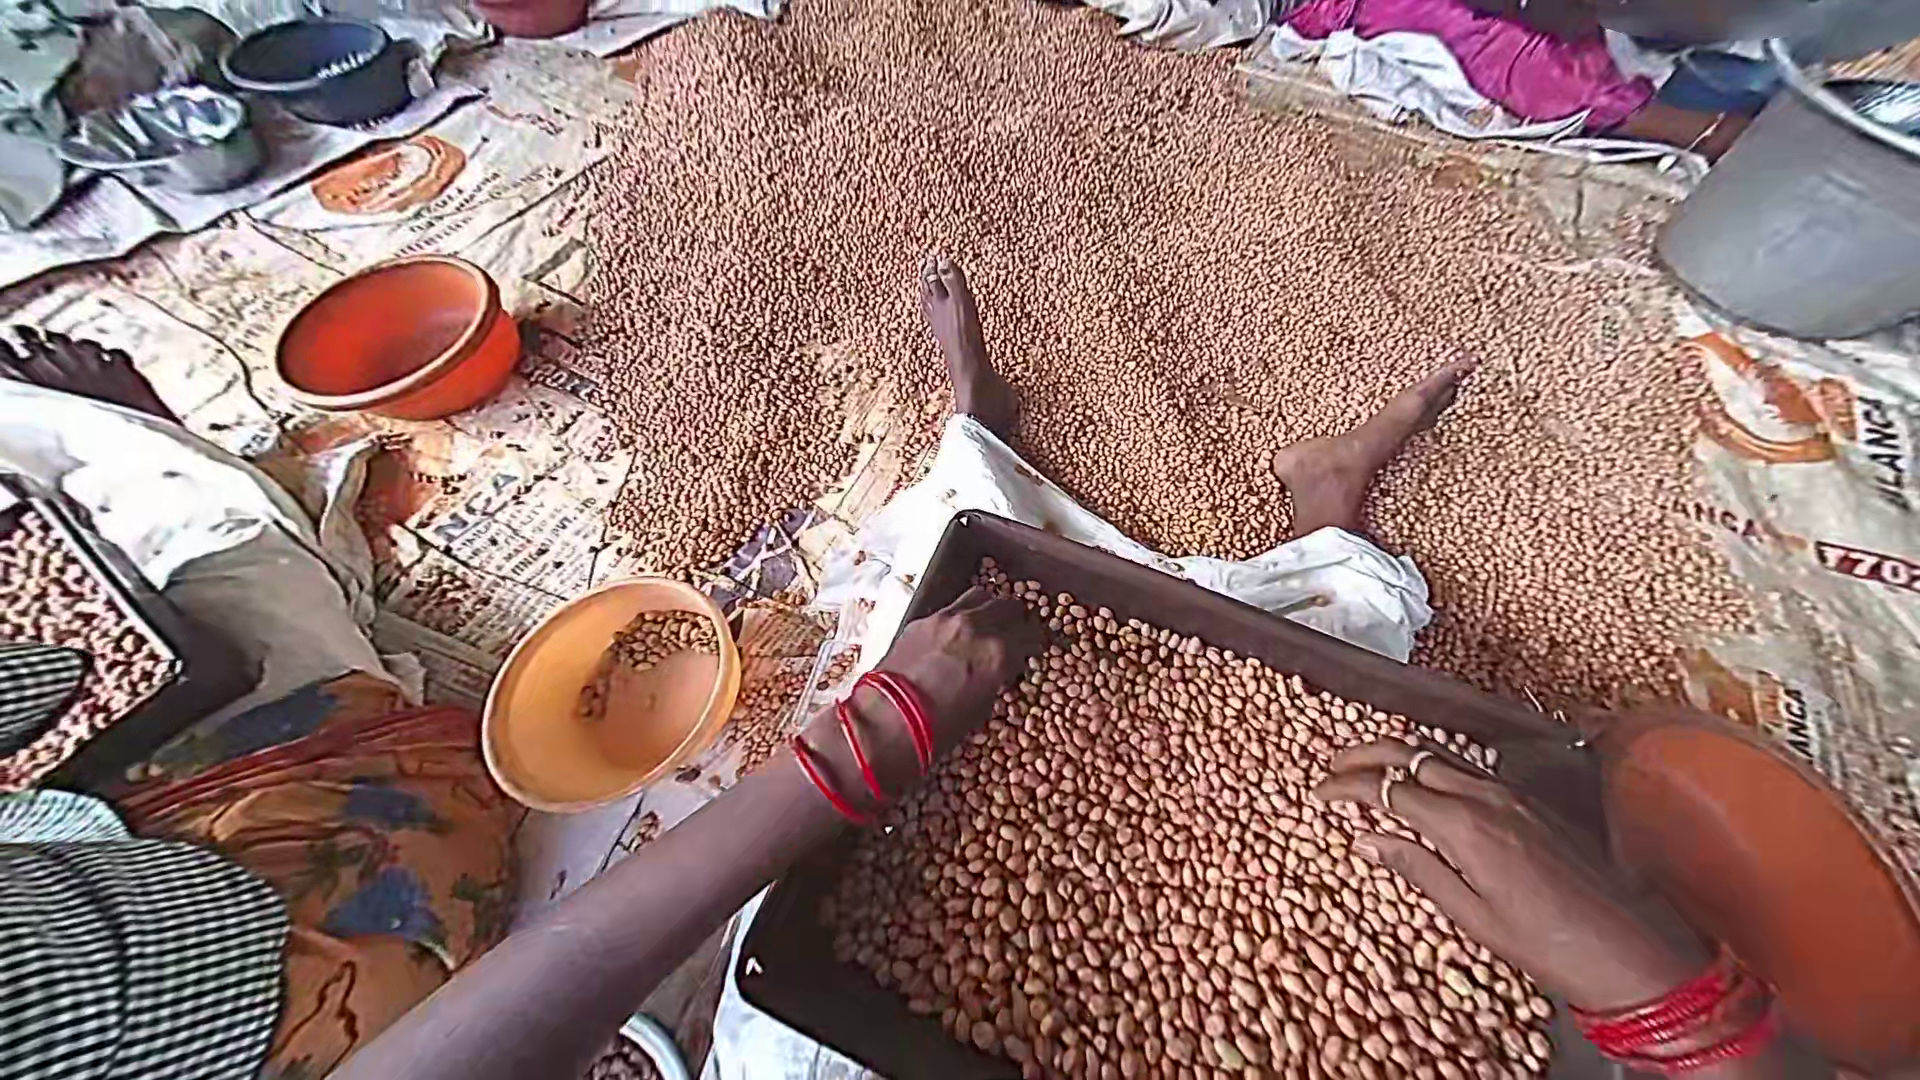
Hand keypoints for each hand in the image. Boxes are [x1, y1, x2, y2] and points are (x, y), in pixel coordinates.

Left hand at [874, 585, 1040, 755]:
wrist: (890, 718)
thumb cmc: (941, 726)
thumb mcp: (983, 706)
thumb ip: (996, 676)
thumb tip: (999, 667)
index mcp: (998, 652)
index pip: (1030, 635)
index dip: (1032, 643)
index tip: (1030, 649)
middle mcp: (977, 627)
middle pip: (1009, 606)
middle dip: (1015, 618)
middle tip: (1013, 630)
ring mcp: (948, 618)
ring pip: (980, 596)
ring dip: (988, 607)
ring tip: (986, 621)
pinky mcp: (923, 619)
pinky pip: (950, 607)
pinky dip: (960, 615)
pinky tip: (955, 630)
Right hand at [1313, 739, 1709, 1010]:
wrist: (1651, 964)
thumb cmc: (1554, 951)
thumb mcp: (1474, 918)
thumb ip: (1415, 867)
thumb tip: (1365, 839)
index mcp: (1464, 827)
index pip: (1386, 787)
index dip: (1345, 786)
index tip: (1321, 793)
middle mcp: (1485, 797)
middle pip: (1407, 752)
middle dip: (1361, 754)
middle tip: (1333, 765)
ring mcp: (1511, 794)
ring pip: (1436, 750)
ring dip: (1395, 752)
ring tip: (1367, 766)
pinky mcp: (1530, 800)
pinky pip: (1466, 764)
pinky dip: (1429, 762)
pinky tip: (1421, 780)